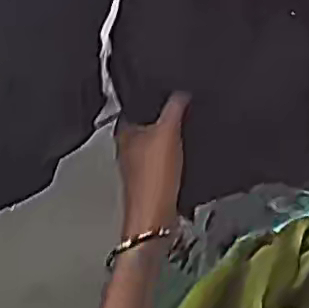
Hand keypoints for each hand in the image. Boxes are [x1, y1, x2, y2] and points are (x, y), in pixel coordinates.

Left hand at [115, 92, 188, 238]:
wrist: (156, 222)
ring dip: (169, 136)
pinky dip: (174, 155)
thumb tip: (181, 91)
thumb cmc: (153, 178)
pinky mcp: (151, 182)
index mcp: (123, 131)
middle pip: (146, 122)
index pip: (134, 102)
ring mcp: (137, 166)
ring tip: (185, 129)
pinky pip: (164, 160)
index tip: (165, 86)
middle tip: (180, 106)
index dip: (150, 92)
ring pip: (155, 142)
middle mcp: (126, 147)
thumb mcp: (168, 131)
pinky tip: (185, 155)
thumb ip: (174, 106)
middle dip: (162, 115)